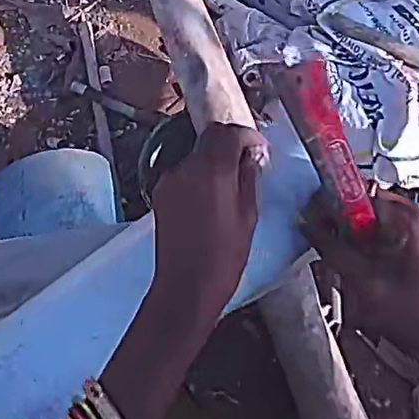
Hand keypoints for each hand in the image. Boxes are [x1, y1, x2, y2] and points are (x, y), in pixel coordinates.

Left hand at [149, 122, 264, 323]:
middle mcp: (188, 166)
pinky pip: (184, 172)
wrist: (186, 286)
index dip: (246, 135)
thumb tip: (251, 155)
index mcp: (213, 169)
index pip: (228, 132)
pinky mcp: (160, 192)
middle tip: (246, 160)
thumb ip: (248, 177)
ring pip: (196, 154)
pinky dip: (198, 176)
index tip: (258, 147)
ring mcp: (170, 178)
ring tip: (228, 185)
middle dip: (229, 143)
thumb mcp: (248, 214)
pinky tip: (208, 198)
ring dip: (213, 160)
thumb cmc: (224, 255)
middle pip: (209, 137)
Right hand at [305, 188, 418, 384]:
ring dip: (346, 237)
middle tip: (318, 239)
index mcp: (405, 216)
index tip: (310, 216)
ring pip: (365, 222)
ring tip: (332, 257)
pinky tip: (349, 267)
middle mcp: (410, 216)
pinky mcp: (407, 247)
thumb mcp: (365, 281)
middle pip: (361, 206)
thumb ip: (333, 248)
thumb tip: (306, 222)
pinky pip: (374, 236)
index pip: (358, 192)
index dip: (331, 202)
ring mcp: (410, 231)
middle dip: (337, 222)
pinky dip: (358, 247)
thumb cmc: (410, 313)